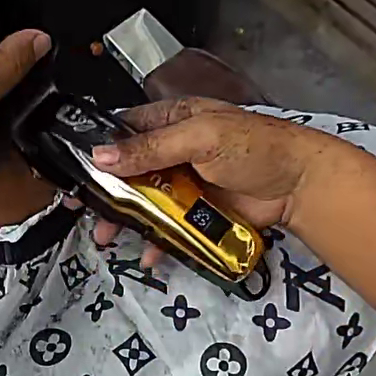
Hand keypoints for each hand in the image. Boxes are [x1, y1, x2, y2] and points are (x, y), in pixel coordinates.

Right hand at [83, 97, 331, 264]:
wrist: (298, 186)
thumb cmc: (255, 147)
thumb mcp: (200, 138)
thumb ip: (151, 148)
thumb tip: (102, 155)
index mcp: (172, 121)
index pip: (126, 131)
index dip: (100, 148)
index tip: (77, 170)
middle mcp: (173, 153)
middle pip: (129, 173)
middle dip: (106, 193)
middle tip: (86, 211)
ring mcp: (183, 186)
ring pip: (144, 203)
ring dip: (125, 220)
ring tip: (105, 237)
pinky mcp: (196, 214)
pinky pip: (168, 228)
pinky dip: (156, 241)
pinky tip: (148, 253)